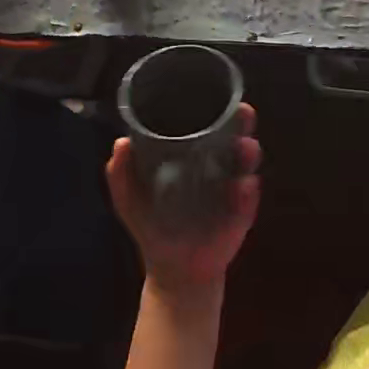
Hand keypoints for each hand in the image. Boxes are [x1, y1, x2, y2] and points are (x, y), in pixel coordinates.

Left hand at [106, 103, 261, 297]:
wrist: (173, 272)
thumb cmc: (153, 228)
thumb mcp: (130, 200)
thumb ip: (120, 175)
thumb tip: (121, 142)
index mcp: (192, 158)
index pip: (207, 127)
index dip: (214, 110)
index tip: (219, 95)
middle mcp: (216, 168)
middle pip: (234, 138)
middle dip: (242, 123)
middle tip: (243, 113)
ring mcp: (231, 191)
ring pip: (246, 165)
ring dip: (249, 153)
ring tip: (246, 148)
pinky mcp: (241, 216)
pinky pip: (249, 200)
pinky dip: (248, 193)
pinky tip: (245, 186)